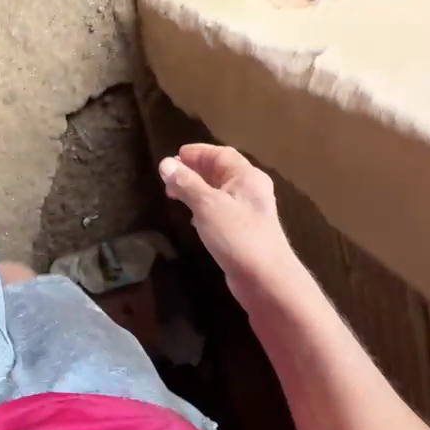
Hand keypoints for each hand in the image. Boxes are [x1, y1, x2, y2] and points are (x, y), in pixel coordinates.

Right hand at [159, 143, 298, 300]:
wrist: (264, 277)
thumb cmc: (237, 235)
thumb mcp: (207, 205)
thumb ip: (186, 184)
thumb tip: (165, 163)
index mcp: (246, 177)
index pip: (221, 154)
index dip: (197, 152)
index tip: (173, 156)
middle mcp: (250, 189)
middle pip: (220, 171)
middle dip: (194, 170)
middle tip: (169, 177)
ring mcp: (248, 211)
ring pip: (219, 191)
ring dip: (197, 189)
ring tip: (174, 195)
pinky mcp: (243, 230)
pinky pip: (220, 210)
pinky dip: (203, 207)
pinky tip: (191, 217)